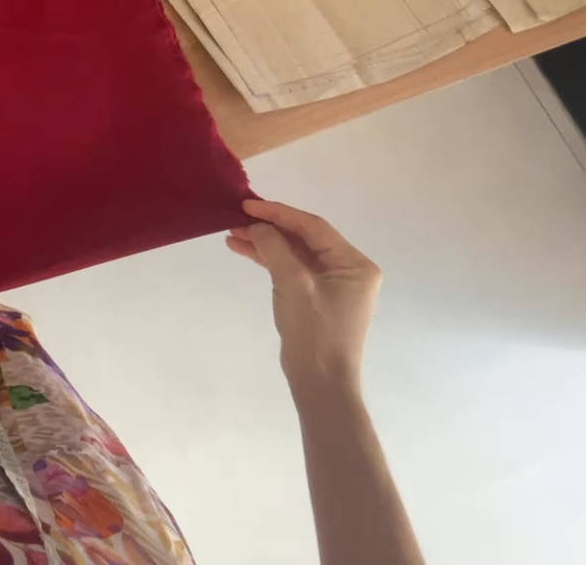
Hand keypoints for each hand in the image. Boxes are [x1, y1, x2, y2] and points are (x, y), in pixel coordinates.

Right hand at [227, 199, 380, 392]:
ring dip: (263, 241)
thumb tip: (257, 225)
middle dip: (268, 226)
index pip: (313, 226)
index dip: (278, 212)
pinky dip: (267, 257)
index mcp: (354, 264)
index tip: (247, 205)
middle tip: (235, 218)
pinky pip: (289, 266)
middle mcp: (347, 270)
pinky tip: (242, 249)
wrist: (320, 379)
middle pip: (302, 237)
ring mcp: (331, 283)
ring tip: (232, 234)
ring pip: (293, 251)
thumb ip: (275, 248)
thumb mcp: (293, 283)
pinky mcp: (314, 295)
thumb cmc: (314, 330)